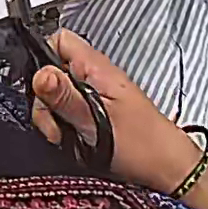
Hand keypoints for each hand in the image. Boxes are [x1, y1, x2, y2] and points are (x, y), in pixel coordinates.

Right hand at [30, 29, 203, 192]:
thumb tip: (39, 75)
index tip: (42, 89)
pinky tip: (75, 139)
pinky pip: (67, 110)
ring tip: (69, 136)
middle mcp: (94, 75)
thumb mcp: (95, 121)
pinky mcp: (94, 110)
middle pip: (51, 72)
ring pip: (56, 94)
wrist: (168, 169)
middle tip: (57, 123)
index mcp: (96, 67)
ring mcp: (94, 93)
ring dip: (55, 117)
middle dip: (46, 100)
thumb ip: (65, 97)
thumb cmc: (143, 145)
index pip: (58, 39)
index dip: (43, 59)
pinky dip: (65, 125)